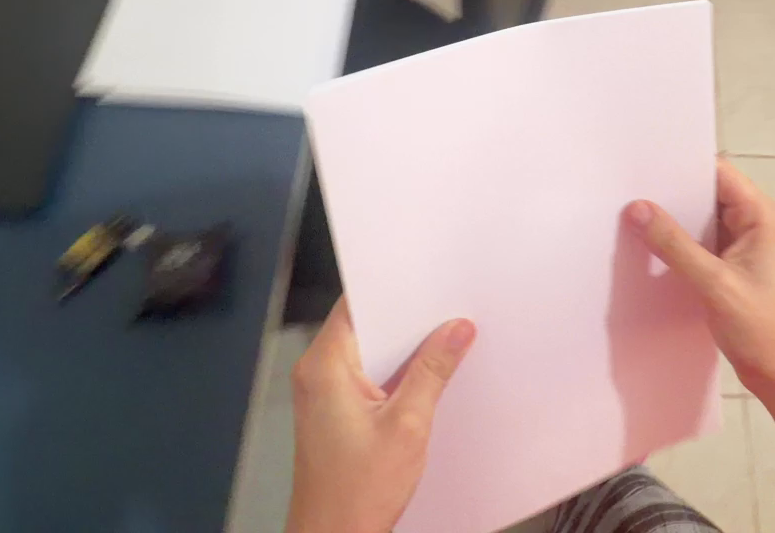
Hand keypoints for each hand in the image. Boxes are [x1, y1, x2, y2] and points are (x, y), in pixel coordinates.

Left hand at [286, 301, 475, 532]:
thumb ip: (433, 369)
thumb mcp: (408, 424)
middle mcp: (317, 373)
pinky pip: (368, 373)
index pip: (357, 302)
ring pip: (371, 349)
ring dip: (404, 348)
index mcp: (325, 365)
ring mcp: (324, 393)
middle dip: (408, 319)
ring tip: (443, 341)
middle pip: (367, 323)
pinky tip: (426, 376)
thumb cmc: (356, 495)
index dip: (393, 287)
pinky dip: (396, 370)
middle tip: (447, 310)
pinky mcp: (334, 411)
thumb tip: (457, 328)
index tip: (428, 279)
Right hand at [625, 157, 774, 400]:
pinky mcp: (731, 262)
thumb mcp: (713, 283)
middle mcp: (754, 220)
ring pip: (702, 216)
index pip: (718, 173)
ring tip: (632, 211)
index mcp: (761, 215)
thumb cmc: (759, 327)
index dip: (684, 166)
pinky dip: (678, 239)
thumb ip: (674, 244)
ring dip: (673, 216)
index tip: (646, 166)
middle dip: (672, 191)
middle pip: (707, 191)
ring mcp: (743, 242)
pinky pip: (700, 238)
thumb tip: (636, 208)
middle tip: (630, 188)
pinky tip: (649, 241)